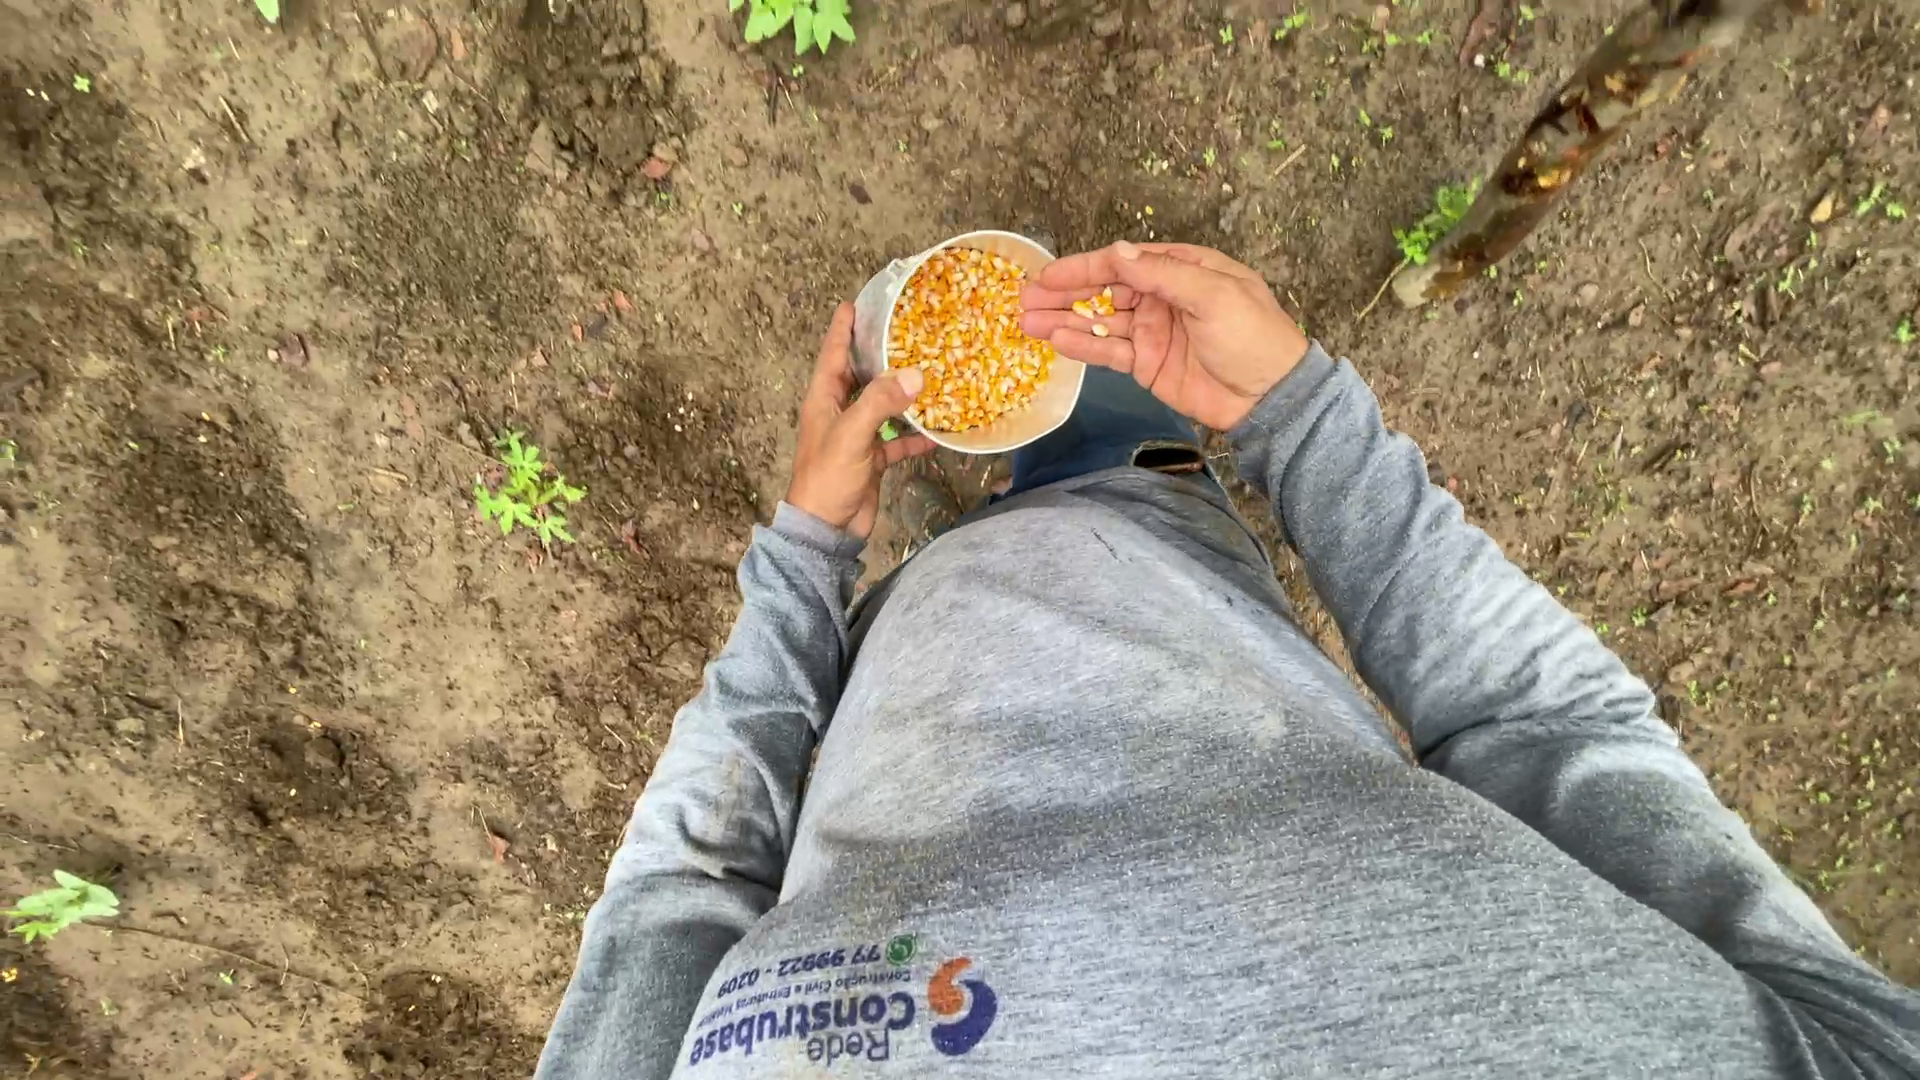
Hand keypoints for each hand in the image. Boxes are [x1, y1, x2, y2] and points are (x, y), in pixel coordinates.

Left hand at [785, 303, 934, 537]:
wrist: (826, 528)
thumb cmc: (828, 477)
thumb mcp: (852, 435)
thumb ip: (880, 403)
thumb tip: (915, 375)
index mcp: (824, 400)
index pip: (833, 354)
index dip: (843, 329)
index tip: (855, 303)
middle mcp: (839, 412)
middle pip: (860, 376)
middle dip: (879, 355)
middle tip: (904, 331)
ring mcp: (857, 436)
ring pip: (883, 407)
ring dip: (903, 395)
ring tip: (929, 373)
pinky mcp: (872, 459)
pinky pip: (897, 441)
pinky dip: (915, 438)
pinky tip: (938, 433)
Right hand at [1020, 241, 1309, 430]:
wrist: (1267, 397)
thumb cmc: (1251, 337)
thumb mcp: (1213, 296)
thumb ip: (1163, 274)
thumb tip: (1118, 253)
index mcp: (1182, 270)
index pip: (1124, 263)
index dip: (1085, 267)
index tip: (1049, 274)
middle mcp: (1161, 298)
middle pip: (1104, 291)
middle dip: (1064, 294)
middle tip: (1025, 297)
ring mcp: (1151, 333)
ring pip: (1099, 323)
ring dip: (1064, 321)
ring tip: (1027, 321)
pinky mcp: (1145, 365)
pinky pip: (1107, 353)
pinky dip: (1082, 347)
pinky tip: (1055, 342)